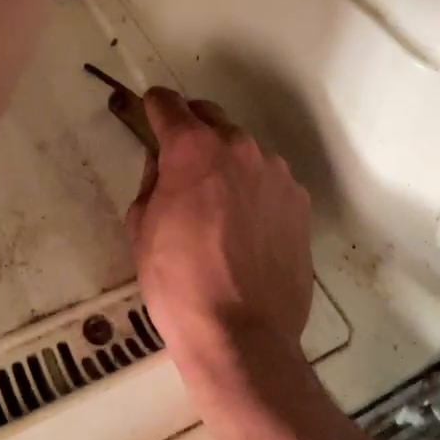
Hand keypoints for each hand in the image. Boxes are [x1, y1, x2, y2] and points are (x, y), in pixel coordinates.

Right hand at [125, 87, 313, 373]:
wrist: (242, 336)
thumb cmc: (178, 282)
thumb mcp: (141, 226)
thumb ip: (152, 180)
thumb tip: (163, 163)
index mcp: (192, 147)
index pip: (168, 103)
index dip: (153, 106)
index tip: (149, 112)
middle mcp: (238, 146)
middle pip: (209, 117)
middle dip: (191, 130)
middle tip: (179, 161)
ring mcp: (275, 172)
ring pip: (242, 149)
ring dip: (225, 161)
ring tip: (217, 204)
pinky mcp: (298, 201)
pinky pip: (268, 180)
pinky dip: (253, 189)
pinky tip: (246, 226)